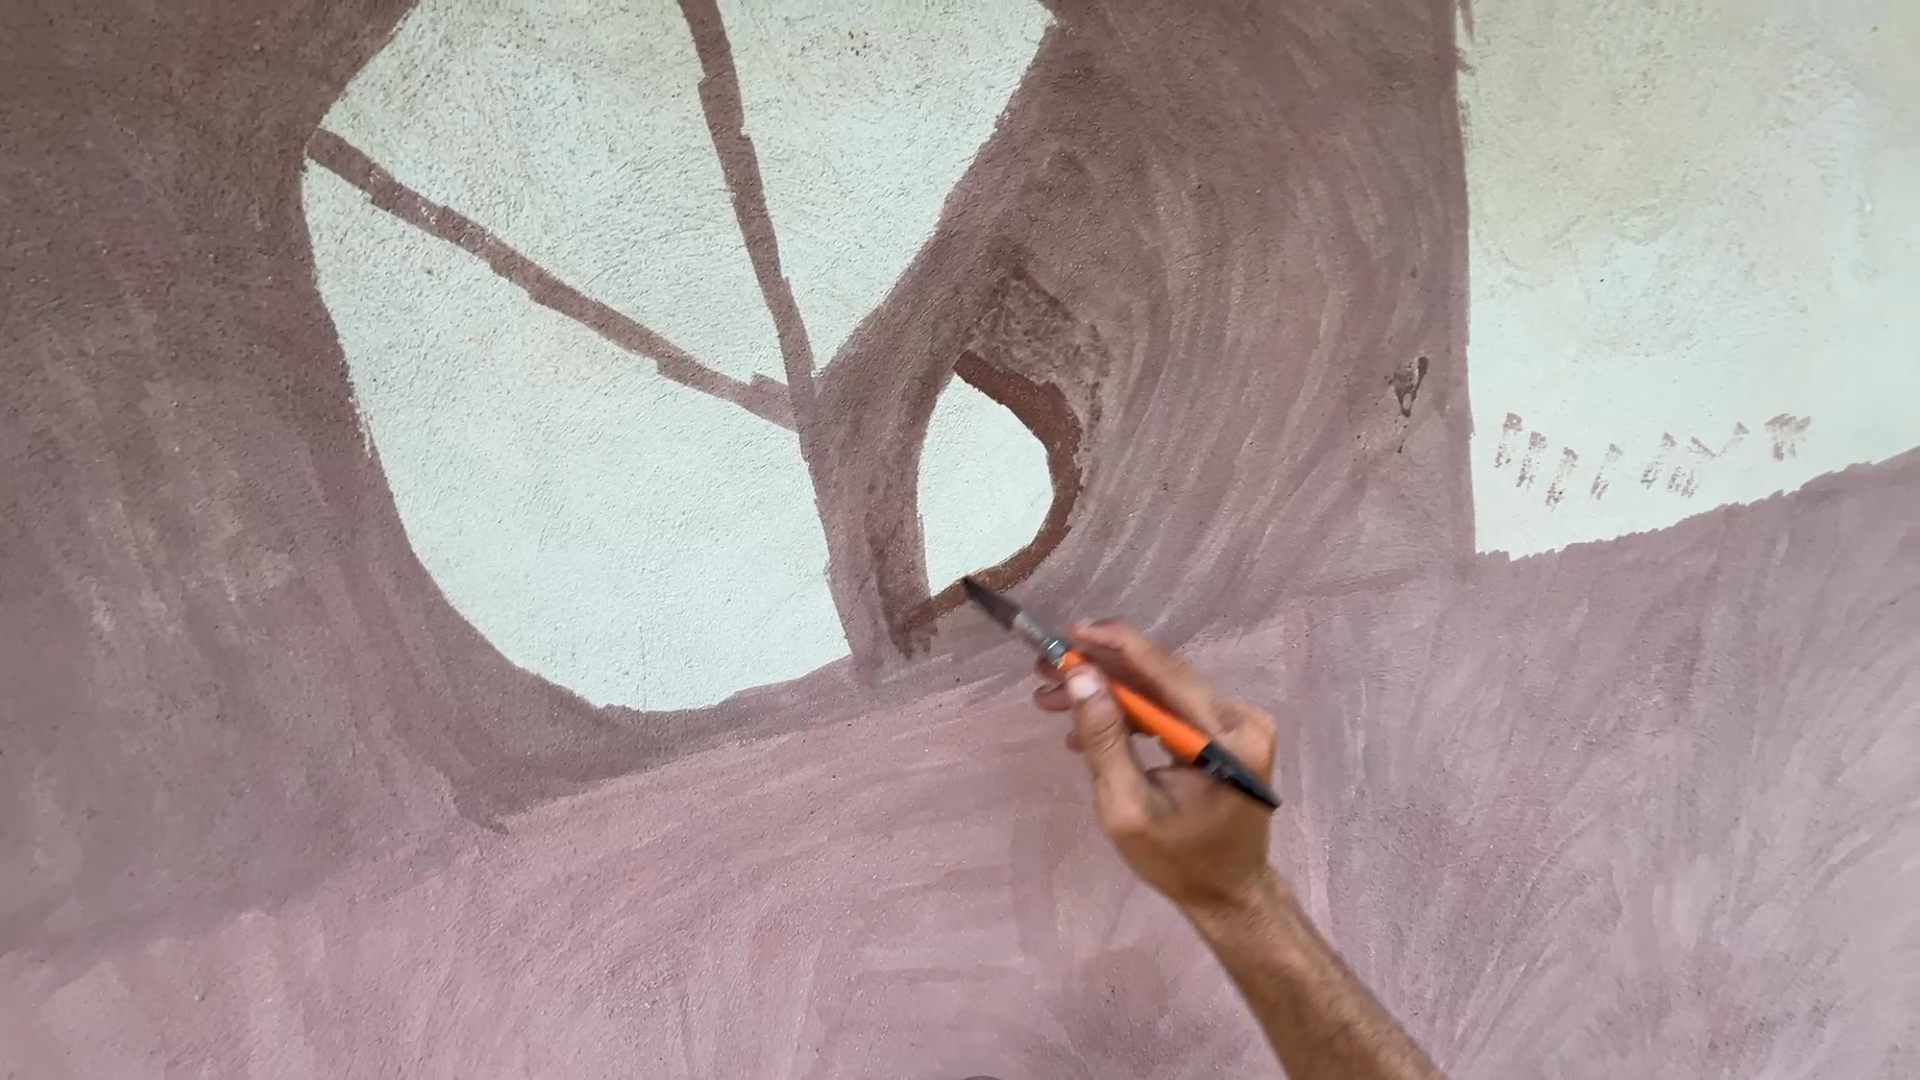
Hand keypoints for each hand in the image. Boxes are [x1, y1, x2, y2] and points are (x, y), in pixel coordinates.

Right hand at [1032, 619, 1279, 914]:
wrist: (1228, 894)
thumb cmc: (1178, 860)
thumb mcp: (1127, 806)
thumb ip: (1104, 739)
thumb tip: (1081, 676)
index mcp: (1227, 735)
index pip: (1165, 671)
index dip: (1115, 645)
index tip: (1070, 633)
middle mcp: (1239, 717)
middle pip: (1158, 675)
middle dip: (1098, 670)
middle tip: (1046, 668)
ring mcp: (1233, 723)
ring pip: (1156, 689)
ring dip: (1105, 691)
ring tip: (1051, 697)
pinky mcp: (1220, 732)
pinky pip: (1165, 707)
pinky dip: (1125, 712)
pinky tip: (1083, 727)